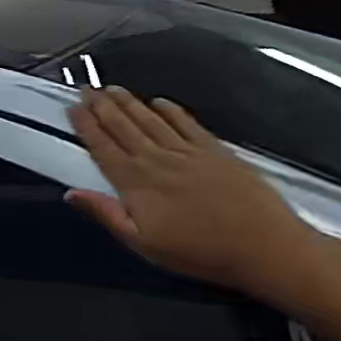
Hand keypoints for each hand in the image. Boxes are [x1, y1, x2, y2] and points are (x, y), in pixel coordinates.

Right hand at [66, 88, 320, 295]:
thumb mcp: (144, 245)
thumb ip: (106, 214)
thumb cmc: (202, 252)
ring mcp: (187, 152)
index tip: (73, 108)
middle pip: (122, 125)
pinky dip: (170, 110)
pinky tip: (159, 101)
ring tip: (112, 88)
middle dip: (101, 105)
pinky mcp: (216, 151)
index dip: (85, 125)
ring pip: (149, 119)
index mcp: (135, 181)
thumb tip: (72, 194)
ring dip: (129, 102)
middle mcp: (156, 159)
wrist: (268, 249)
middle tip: (87, 89)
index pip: (102, 145)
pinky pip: (186, 123)